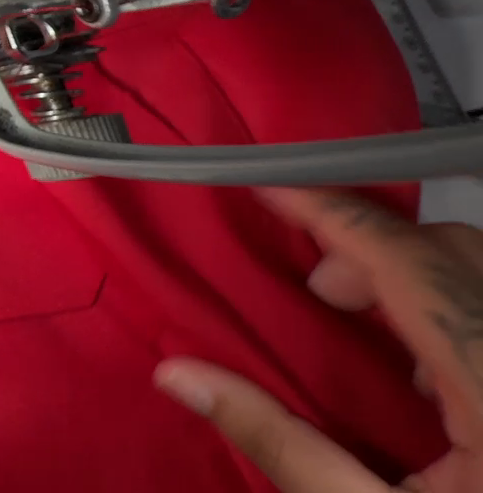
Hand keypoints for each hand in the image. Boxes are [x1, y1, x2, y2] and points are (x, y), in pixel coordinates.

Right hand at [154, 188, 482, 491]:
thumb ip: (282, 444)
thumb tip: (175, 373)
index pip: (404, 261)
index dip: (329, 213)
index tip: (266, 186)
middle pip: (457, 250)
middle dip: (372, 248)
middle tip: (320, 291)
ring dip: (414, 275)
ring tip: (369, 322)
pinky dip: (453, 307)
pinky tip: (432, 368)